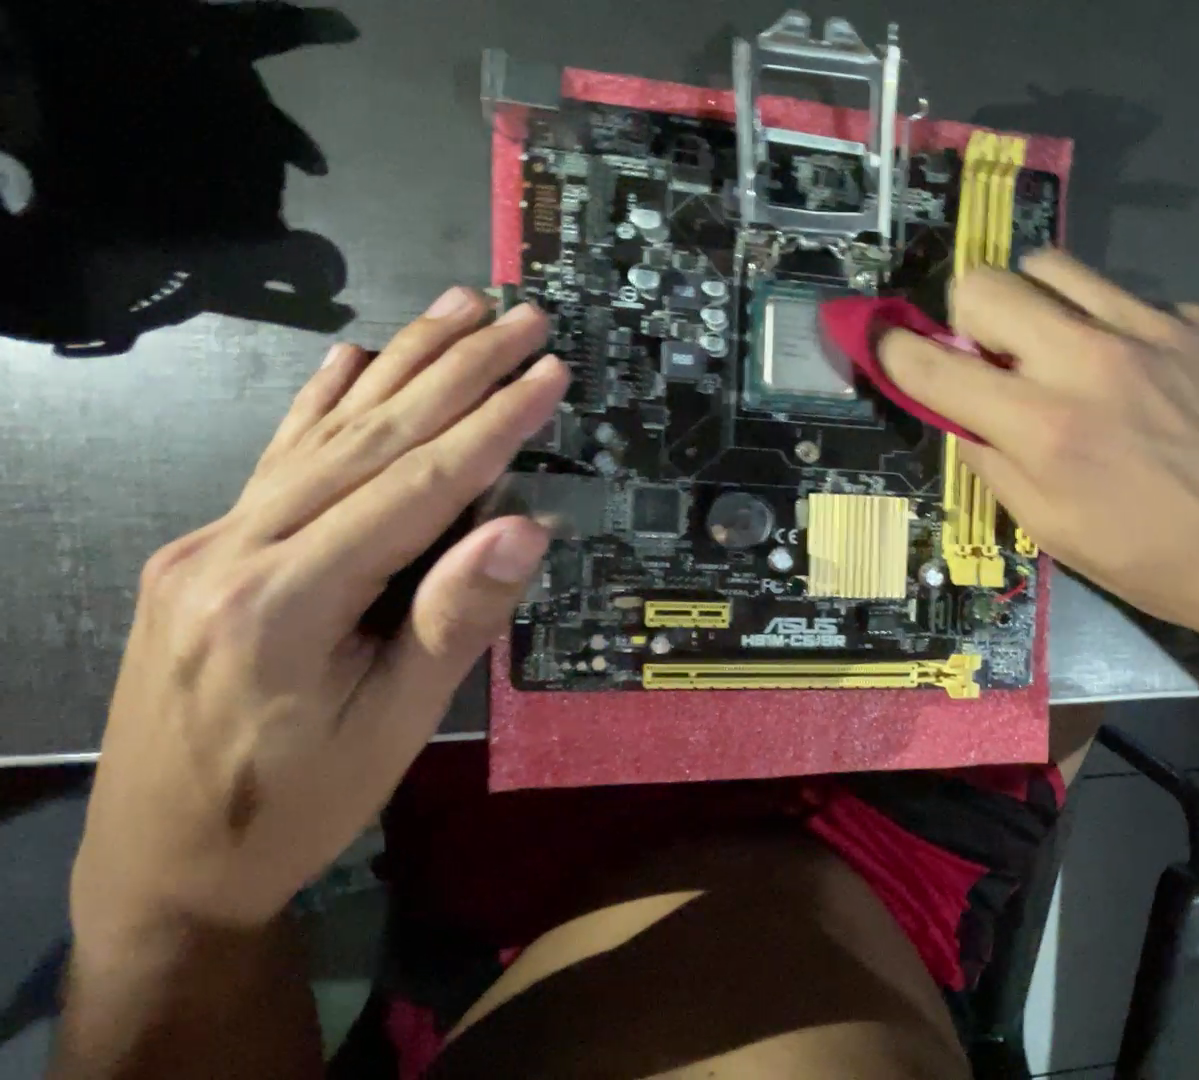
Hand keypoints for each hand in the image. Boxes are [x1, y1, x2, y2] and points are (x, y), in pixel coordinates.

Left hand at [72, 288, 566, 937]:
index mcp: (282, 599)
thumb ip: (454, 619)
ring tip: (457, 309)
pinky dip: (320, 404)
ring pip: (323, 436)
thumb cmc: (298, 804)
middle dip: (455, 370)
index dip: (492, 424)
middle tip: (518, 314)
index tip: (547, 370)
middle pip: (368, 439)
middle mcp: (233, 549)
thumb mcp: (392, 726)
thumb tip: (524, 525)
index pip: (415, 486)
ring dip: (401, 367)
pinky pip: (276, 462)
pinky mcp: (203, 554)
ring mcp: (208, 544)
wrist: (159, 864)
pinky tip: (350, 359)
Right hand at [879, 251, 1198, 700]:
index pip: (936, 366)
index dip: (896, 351)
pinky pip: (1133, 300)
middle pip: (987, 283)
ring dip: (1038, 305)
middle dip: (967, 315)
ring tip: (1061, 347)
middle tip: (990, 352)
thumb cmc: (1162, 565)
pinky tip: (1148, 376)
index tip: (888, 344)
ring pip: (1056, 268)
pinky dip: (1119, 330)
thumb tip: (965, 415)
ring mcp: (1155, 331)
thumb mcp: (1059, 536)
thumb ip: (997, 466)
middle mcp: (1091, 362)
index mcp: (1046, 430)